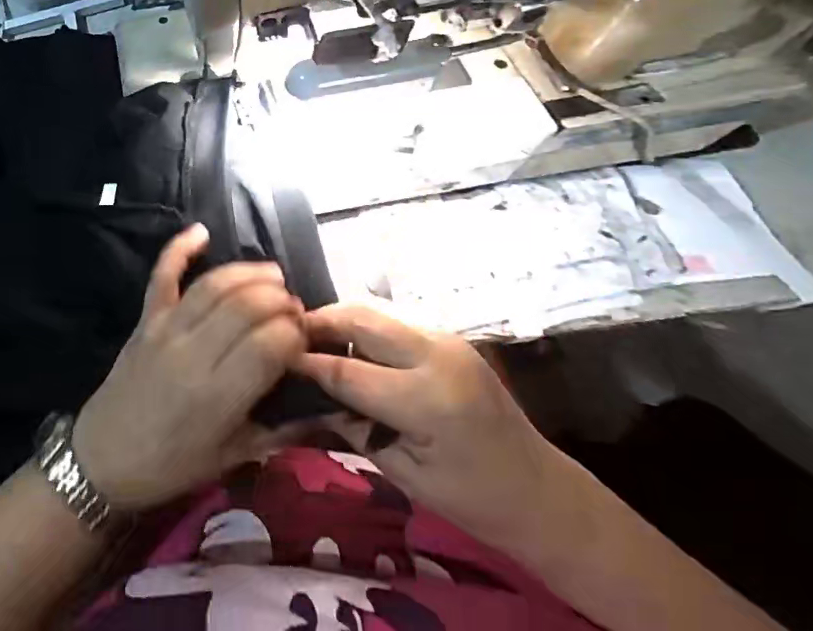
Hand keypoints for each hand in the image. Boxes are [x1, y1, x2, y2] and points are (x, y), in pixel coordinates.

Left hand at [74, 224, 307, 511]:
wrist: (102, 460)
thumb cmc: (172, 465)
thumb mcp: (233, 457)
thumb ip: (283, 430)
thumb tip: (331, 410)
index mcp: (218, 396)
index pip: (270, 343)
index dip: (296, 332)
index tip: (305, 336)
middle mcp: (193, 355)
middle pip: (247, 306)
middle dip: (280, 299)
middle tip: (294, 307)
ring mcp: (166, 330)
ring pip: (214, 286)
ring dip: (250, 273)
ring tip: (274, 275)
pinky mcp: (146, 318)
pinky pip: (163, 275)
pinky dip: (180, 248)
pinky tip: (202, 232)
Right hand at [294, 304, 558, 552]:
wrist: (539, 488)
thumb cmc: (473, 498)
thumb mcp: (405, 473)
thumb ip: (355, 428)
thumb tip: (307, 400)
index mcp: (427, 398)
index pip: (347, 370)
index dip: (307, 364)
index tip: (273, 359)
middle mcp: (437, 355)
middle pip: (361, 319)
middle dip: (319, 321)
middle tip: (285, 335)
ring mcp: (447, 340)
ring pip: (378, 314)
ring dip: (342, 321)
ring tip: (310, 340)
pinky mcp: (450, 339)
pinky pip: (396, 325)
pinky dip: (366, 331)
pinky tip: (349, 350)